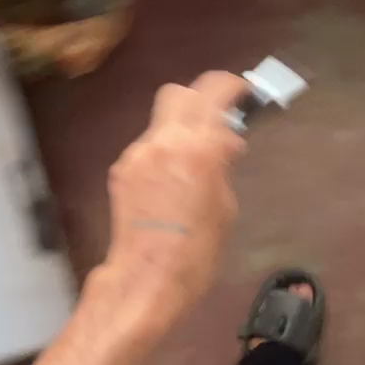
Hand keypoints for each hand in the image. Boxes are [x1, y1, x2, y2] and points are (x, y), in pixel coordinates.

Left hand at [93, 71, 249, 329]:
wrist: (146, 279)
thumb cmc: (197, 252)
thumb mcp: (225, 207)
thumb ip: (222, 166)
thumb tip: (224, 145)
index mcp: (198, 148)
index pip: (214, 91)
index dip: (232, 85)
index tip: (243, 93)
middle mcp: (164, 141)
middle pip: (180, 92)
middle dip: (201, 99)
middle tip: (219, 120)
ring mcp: (137, 154)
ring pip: (162, 121)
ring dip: (182, 129)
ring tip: (196, 160)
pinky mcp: (121, 170)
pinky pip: (148, 148)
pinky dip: (164, 153)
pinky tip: (171, 182)